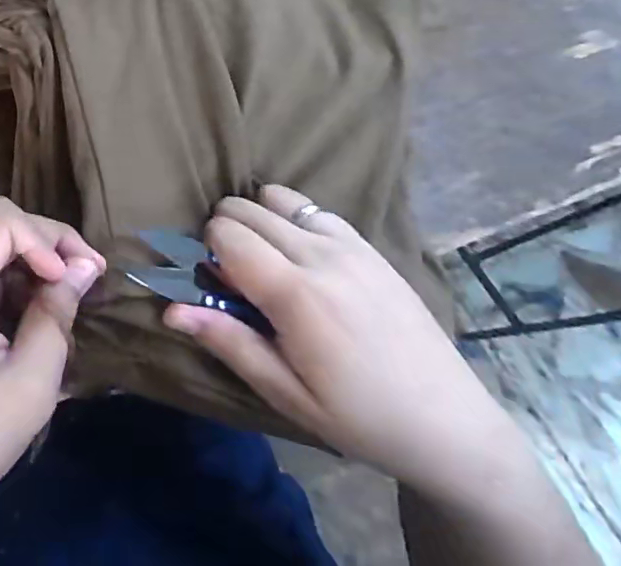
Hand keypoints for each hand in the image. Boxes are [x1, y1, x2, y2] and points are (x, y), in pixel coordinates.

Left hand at [0, 198, 103, 561]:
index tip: (73, 280)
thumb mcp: (30, 381)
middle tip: (88, 279)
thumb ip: (57, 313)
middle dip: (48, 244)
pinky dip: (14, 280)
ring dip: (34, 262)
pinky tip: (36, 313)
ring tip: (67, 300)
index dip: (47, 239)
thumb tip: (83, 267)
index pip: (4, 220)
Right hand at [163, 186, 524, 500]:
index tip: (217, 285)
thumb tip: (170, 309)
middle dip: (224, 231)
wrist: (450, 422)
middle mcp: (320, 254)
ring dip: (256, 219)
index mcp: (296, 293)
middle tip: (236, 277)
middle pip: (244, 207)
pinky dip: (290, 217)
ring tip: (266, 261)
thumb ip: (228, 341)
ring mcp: (349, 244)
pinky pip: (312, 207)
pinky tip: (301, 256)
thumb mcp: (286, 393)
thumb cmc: (359, 416)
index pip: (225, 233)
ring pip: (275, 196)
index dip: (206, 251)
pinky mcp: (368, 244)